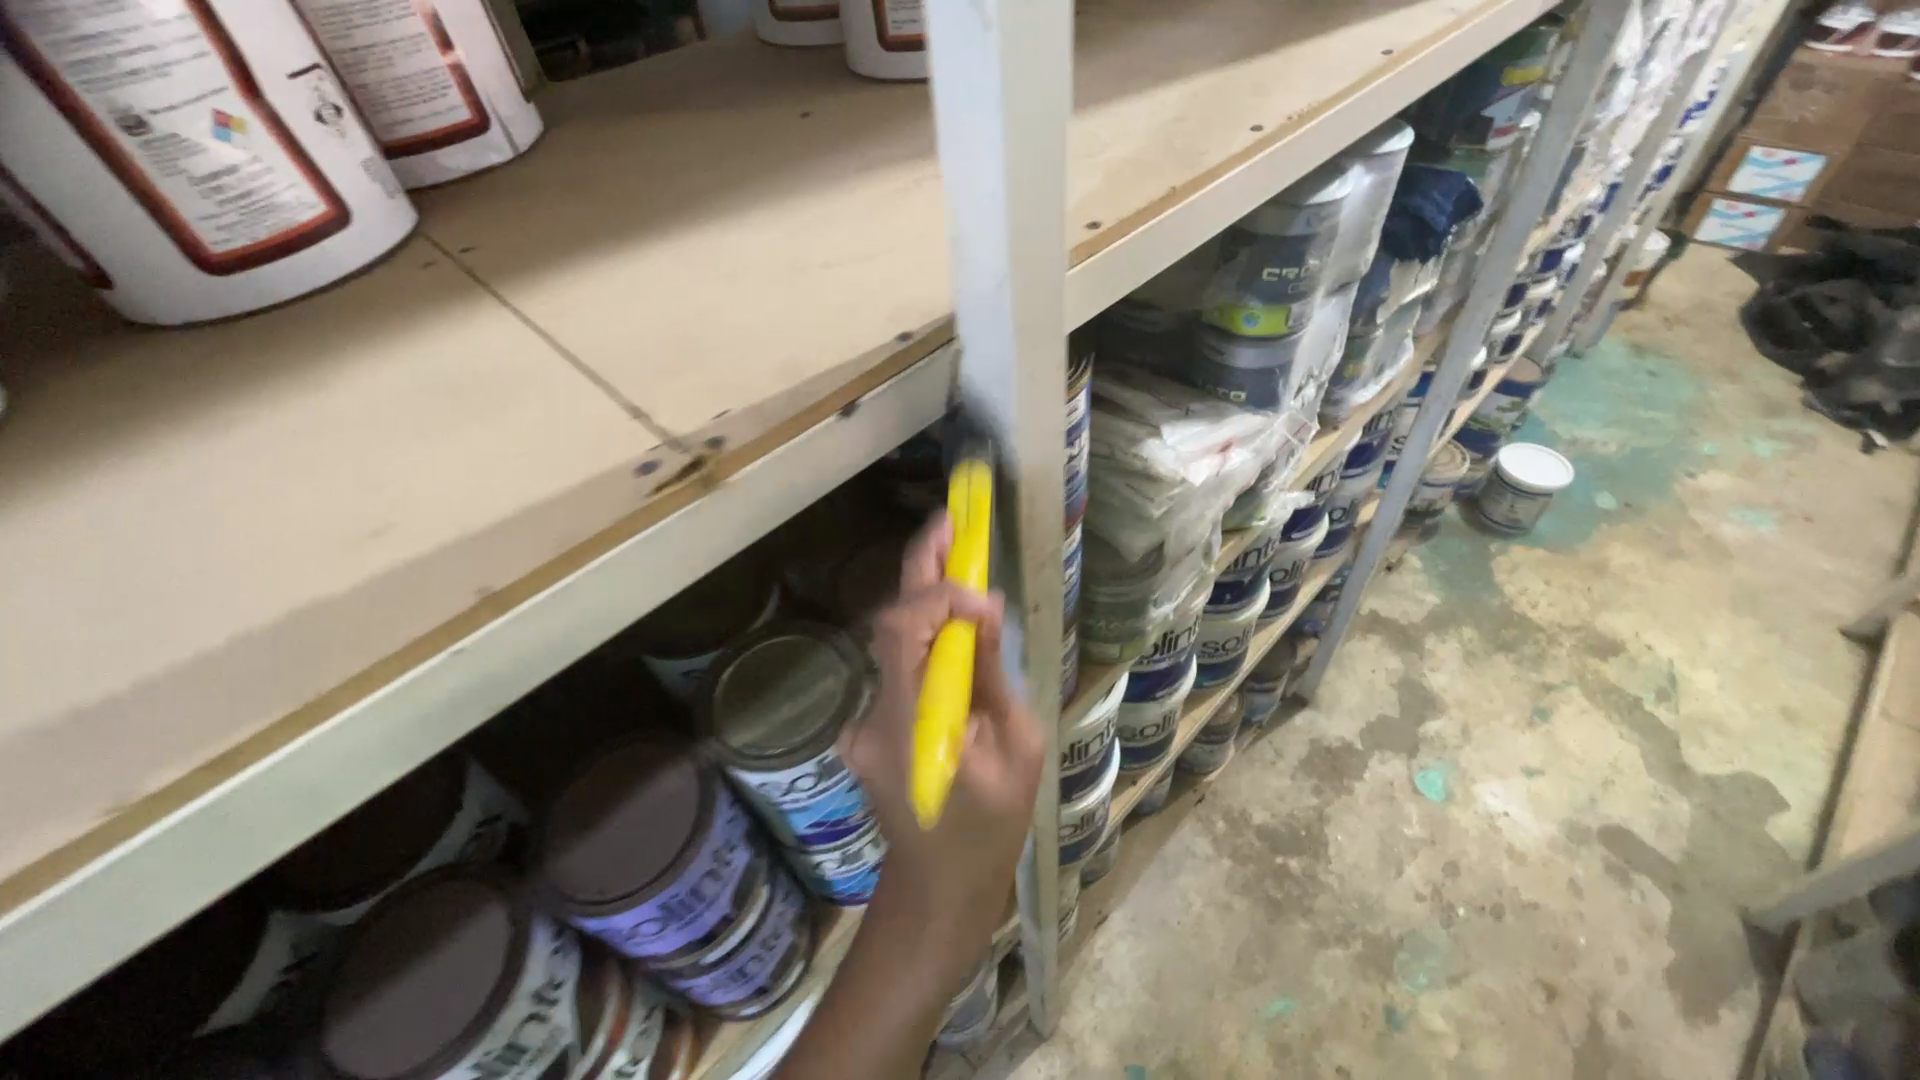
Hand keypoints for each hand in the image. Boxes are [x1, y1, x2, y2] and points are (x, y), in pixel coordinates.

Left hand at [841, 511, 1043, 984]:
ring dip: (926, 601)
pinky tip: (955, 634)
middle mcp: (873, 715)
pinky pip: (899, 670)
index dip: (936, 596)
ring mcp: (862, 723)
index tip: (981, 592)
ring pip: (893, 645)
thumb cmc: (991, 828)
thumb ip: (992, 675)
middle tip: (952, 522)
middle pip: (889, 624)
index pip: (901, 634)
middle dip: (921, 567)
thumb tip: (984, 608)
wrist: (939, 885)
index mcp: (912, 724)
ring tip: (959, 556)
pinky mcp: (867, 727)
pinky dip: (927, 643)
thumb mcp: (1016, 749)